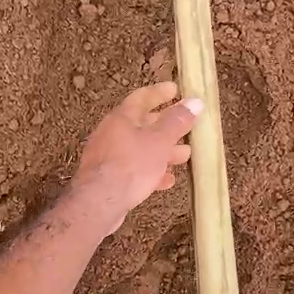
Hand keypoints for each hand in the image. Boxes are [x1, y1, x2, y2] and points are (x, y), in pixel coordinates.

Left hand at [64, 81, 201, 235]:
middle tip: (187, 127)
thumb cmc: (130, 166)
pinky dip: (151, 172)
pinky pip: (133, 171)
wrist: (100, 203)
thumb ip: (177, 121)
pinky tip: (166, 180)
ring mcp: (107, 157)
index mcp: (120, 118)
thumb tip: (194, 102)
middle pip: (142, 125)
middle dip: (166, 126)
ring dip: (162, 151)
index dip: (159, 93)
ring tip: (184, 156)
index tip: (176, 89)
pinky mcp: (108, 179)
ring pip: (140, 149)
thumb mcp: (160, 140)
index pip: (141, 97)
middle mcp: (111, 134)